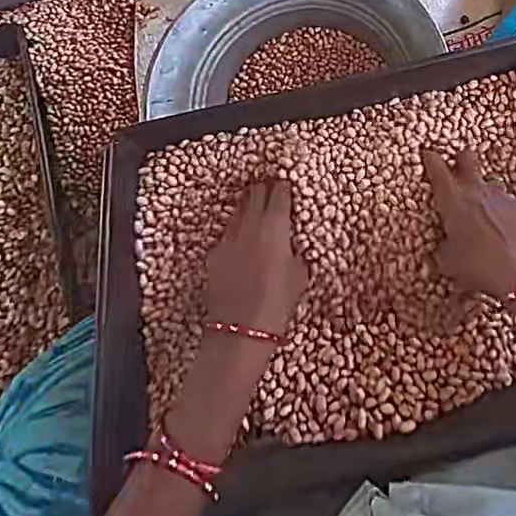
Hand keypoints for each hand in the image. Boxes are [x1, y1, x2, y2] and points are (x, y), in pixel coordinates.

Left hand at [204, 179, 305, 334]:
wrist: (240, 330)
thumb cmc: (277, 303)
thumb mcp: (300, 275)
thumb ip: (297, 251)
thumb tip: (294, 245)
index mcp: (275, 226)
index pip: (279, 193)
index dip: (285, 186)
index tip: (288, 184)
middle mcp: (249, 225)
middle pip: (255, 193)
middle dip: (265, 189)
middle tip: (273, 190)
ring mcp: (228, 238)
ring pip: (239, 210)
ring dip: (249, 206)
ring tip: (258, 209)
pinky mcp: (215, 254)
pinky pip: (228, 232)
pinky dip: (237, 229)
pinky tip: (243, 239)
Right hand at [423, 147, 515, 304]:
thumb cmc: (480, 267)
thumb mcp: (449, 264)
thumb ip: (440, 252)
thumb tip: (437, 253)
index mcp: (453, 200)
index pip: (437, 168)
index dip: (431, 159)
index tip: (427, 155)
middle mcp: (476, 191)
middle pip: (467, 157)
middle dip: (459, 158)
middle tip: (455, 167)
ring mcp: (500, 196)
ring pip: (486, 182)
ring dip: (480, 191)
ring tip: (478, 212)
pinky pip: (503, 200)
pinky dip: (498, 209)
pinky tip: (498, 227)